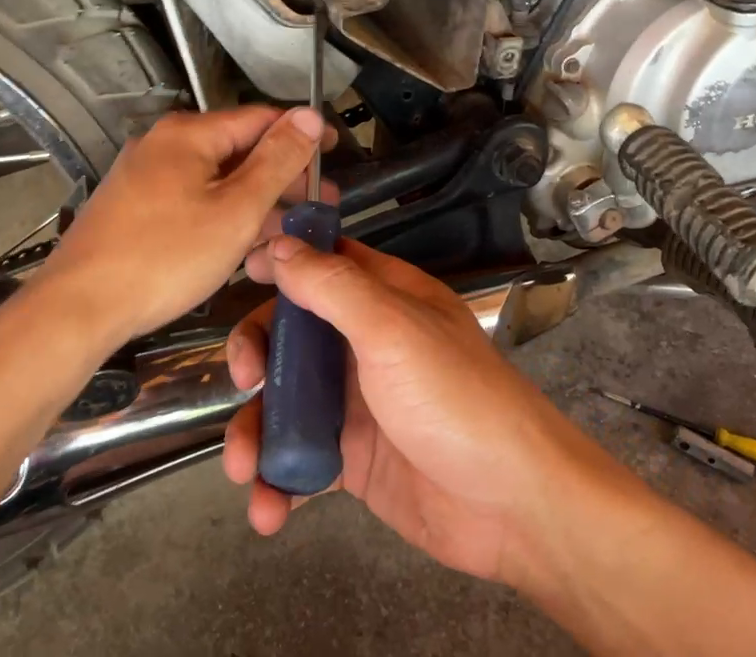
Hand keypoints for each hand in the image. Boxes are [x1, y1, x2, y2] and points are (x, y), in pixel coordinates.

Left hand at [26, 106, 329, 345]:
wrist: (79, 307)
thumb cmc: (166, 258)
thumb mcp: (236, 210)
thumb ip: (277, 161)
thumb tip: (308, 115)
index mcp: (188, 134)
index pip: (262, 118)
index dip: (302, 134)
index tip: (335, 153)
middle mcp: (163, 144)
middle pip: (238, 148)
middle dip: (283, 173)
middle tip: (320, 203)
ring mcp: (144, 175)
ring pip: (216, 177)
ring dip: (256, 198)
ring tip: (291, 227)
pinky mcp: (134, 206)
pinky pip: (193, 197)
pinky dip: (224, 212)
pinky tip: (245, 240)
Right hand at [223, 238, 605, 583]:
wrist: (512, 504)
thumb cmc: (455, 399)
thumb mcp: (392, 330)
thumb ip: (333, 287)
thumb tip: (281, 245)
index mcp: (384, 301)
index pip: (325, 264)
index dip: (284, 261)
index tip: (244, 271)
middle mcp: (367, 346)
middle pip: (291, 335)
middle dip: (255, 354)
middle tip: (243, 377)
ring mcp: (359, 405)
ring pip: (287, 403)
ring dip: (254, 434)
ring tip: (243, 470)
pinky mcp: (355, 461)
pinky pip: (300, 462)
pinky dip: (278, 483)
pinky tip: (268, 510)